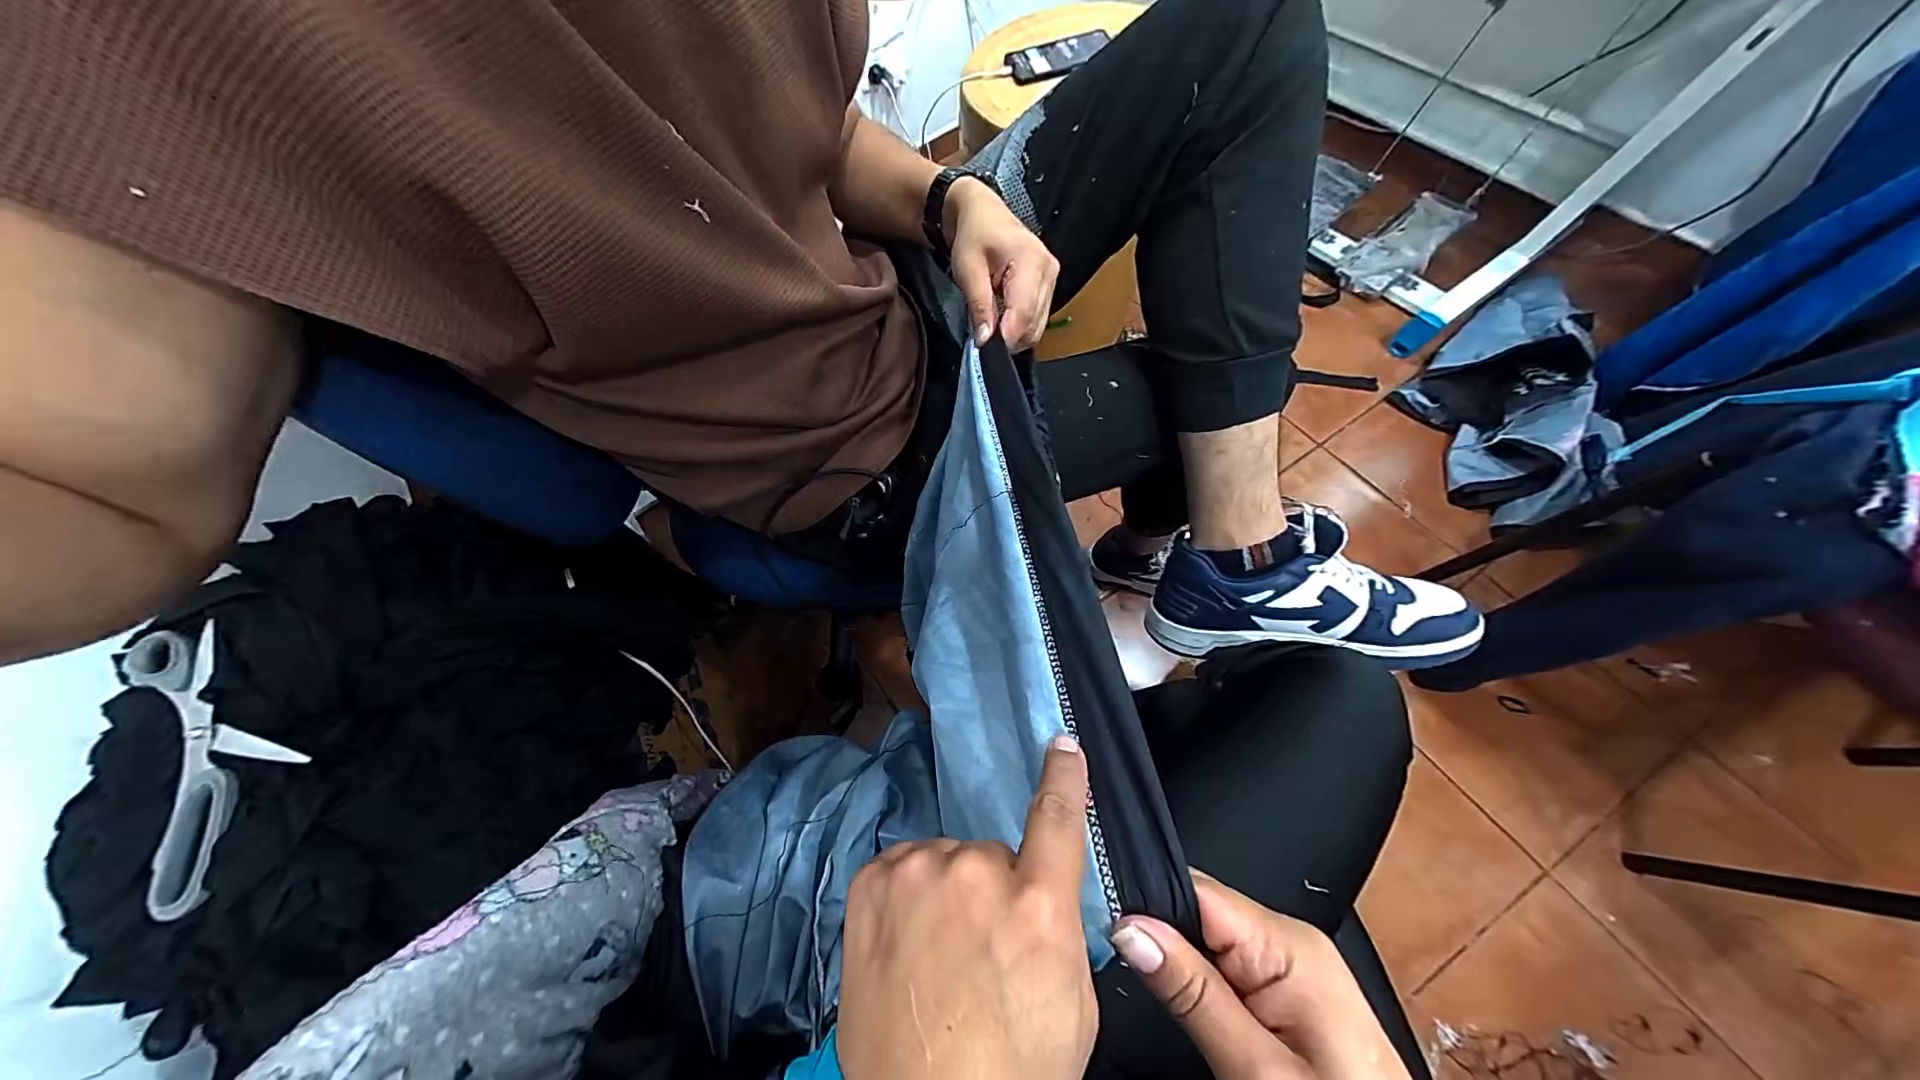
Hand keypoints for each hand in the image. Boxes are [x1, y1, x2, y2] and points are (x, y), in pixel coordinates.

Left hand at [837, 734, 1097, 1079]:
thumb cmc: (1012, 1067)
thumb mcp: (1071, 999)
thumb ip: (1060, 924)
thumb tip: (1043, 885)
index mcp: (1037, 905)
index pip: (1057, 816)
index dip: (1064, 775)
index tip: (1063, 743)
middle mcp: (975, 875)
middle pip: (992, 856)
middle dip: (993, 889)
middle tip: (982, 946)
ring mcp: (917, 873)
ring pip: (946, 862)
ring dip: (948, 891)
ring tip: (937, 953)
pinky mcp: (871, 882)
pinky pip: (905, 867)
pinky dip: (910, 894)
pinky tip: (906, 941)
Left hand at [944, 177, 1060, 351]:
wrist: (983, 213)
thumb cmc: (974, 235)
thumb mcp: (968, 270)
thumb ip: (979, 306)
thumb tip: (985, 340)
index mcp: (1031, 261)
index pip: (1024, 313)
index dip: (1006, 337)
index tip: (985, 348)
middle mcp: (1049, 271)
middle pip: (1034, 325)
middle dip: (1009, 338)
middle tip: (984, 336)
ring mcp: (1052, 279)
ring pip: (1038, 326)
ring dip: (1014, 333)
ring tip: (991, 322)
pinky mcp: (1049, 286)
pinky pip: (1038, 318)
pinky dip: (1019, 325)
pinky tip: (1002, 316)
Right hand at [1110, 873, 1410, 1079]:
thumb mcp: (1258, 1071)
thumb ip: (1192, 993)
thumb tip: (1130, 927)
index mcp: (1289, 944)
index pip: (1193, 890)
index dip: (1143, 902)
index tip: (1097, 917)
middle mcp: (1288, 939)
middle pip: (1195, 909)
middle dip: (1154, 931)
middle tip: (1108, 956)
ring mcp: (1288, 962)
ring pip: (1203, 937)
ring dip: (1171, 957)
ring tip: (1136, 977)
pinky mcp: (1284, 986)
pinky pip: (1222, 960)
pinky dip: (1191, 974)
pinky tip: (1173, 992)